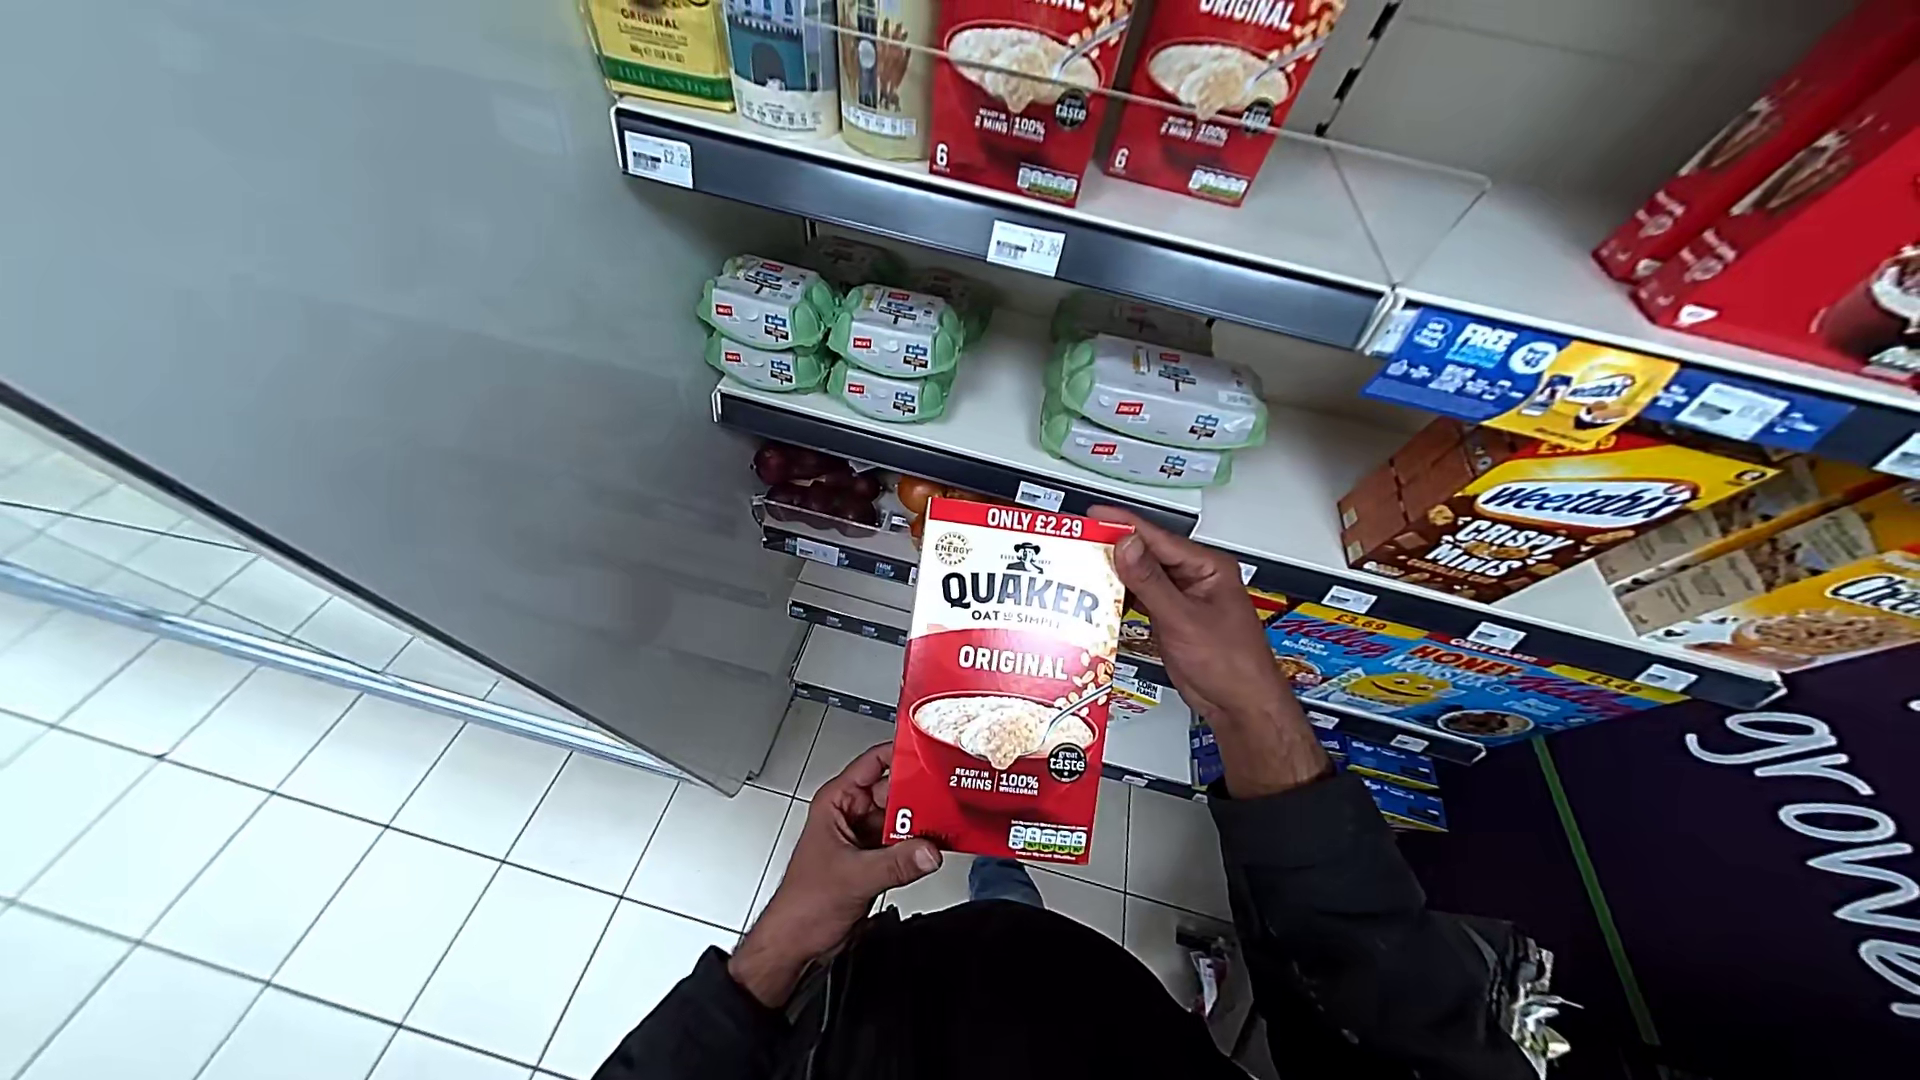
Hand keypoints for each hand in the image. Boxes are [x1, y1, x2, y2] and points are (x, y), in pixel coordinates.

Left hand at [728, 742, 941, 1005]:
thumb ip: (896, 863)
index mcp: (837, 801)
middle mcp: (852, 813)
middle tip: (946, 794)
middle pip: (895, 790)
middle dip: (920, 792)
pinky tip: (937, 846)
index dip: (900, 753)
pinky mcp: (875, 857)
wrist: (796, 946)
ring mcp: (864, 835)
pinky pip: (904, 842)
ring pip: (902, 817)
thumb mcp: (853, 877)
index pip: (874, 763)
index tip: (927, 751)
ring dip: (922, 821)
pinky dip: (920, 844)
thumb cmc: (801, 905)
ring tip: (947, 821)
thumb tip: (929, 850)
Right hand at [1090, 507, 1329, 796]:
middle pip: (1146, 554)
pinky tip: (1102, 599)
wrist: (1240, 707)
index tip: (1094, 517)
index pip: (1157, 537)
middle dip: (1113, 549)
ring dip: (1115, 575)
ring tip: (1085, 569)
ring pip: (1140, 576)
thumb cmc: (1232, 666)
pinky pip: (1140, 598)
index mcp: (1207, 567)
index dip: (1122, 525)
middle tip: (1081, 543)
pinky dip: (1121, 598)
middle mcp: (1194, 577)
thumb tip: (1127, 545)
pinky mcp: (1170, 617)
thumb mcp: (1183, 619)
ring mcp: (1181, 597)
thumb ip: (1150, 582)